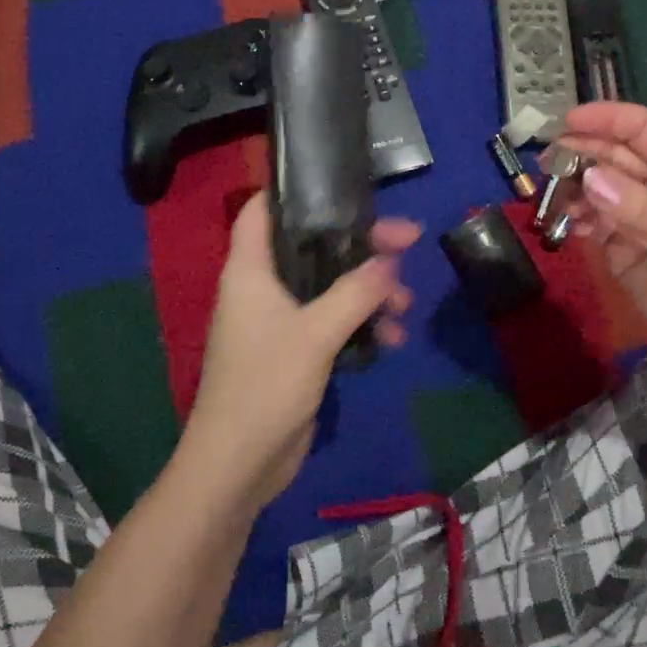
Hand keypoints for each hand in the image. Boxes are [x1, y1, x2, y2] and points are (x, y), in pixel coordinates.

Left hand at [178, 192, 419, 509]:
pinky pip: (332, 323)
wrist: (239, 464)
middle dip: (360, 246)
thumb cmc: (265, 385)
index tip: (339, 182)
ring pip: (329, 287)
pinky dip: (360, 325)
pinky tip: (392, 340)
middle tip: (407, 241)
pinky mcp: (294, 352)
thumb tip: (389, 263)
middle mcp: (262, 287)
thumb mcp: (315, 333)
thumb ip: (354, 293)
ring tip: (406, 307)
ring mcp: (278, 321)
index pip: (261, 210)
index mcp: (250, 269)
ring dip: (368, 292)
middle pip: (312, 247)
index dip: (292, 190)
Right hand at [555, 102, 646, 394]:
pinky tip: (567, 225)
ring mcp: (643, 221)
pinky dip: (577, 220)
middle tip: (547, 161)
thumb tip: (588, 179)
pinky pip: (594, 225)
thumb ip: (645, 211)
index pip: (646, 131)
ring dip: (575, 187)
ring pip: (600, 189)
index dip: (608, 120)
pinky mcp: (625, 253)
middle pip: (616, 156)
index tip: (567, 121)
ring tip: (553, 197)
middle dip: (583, 153)